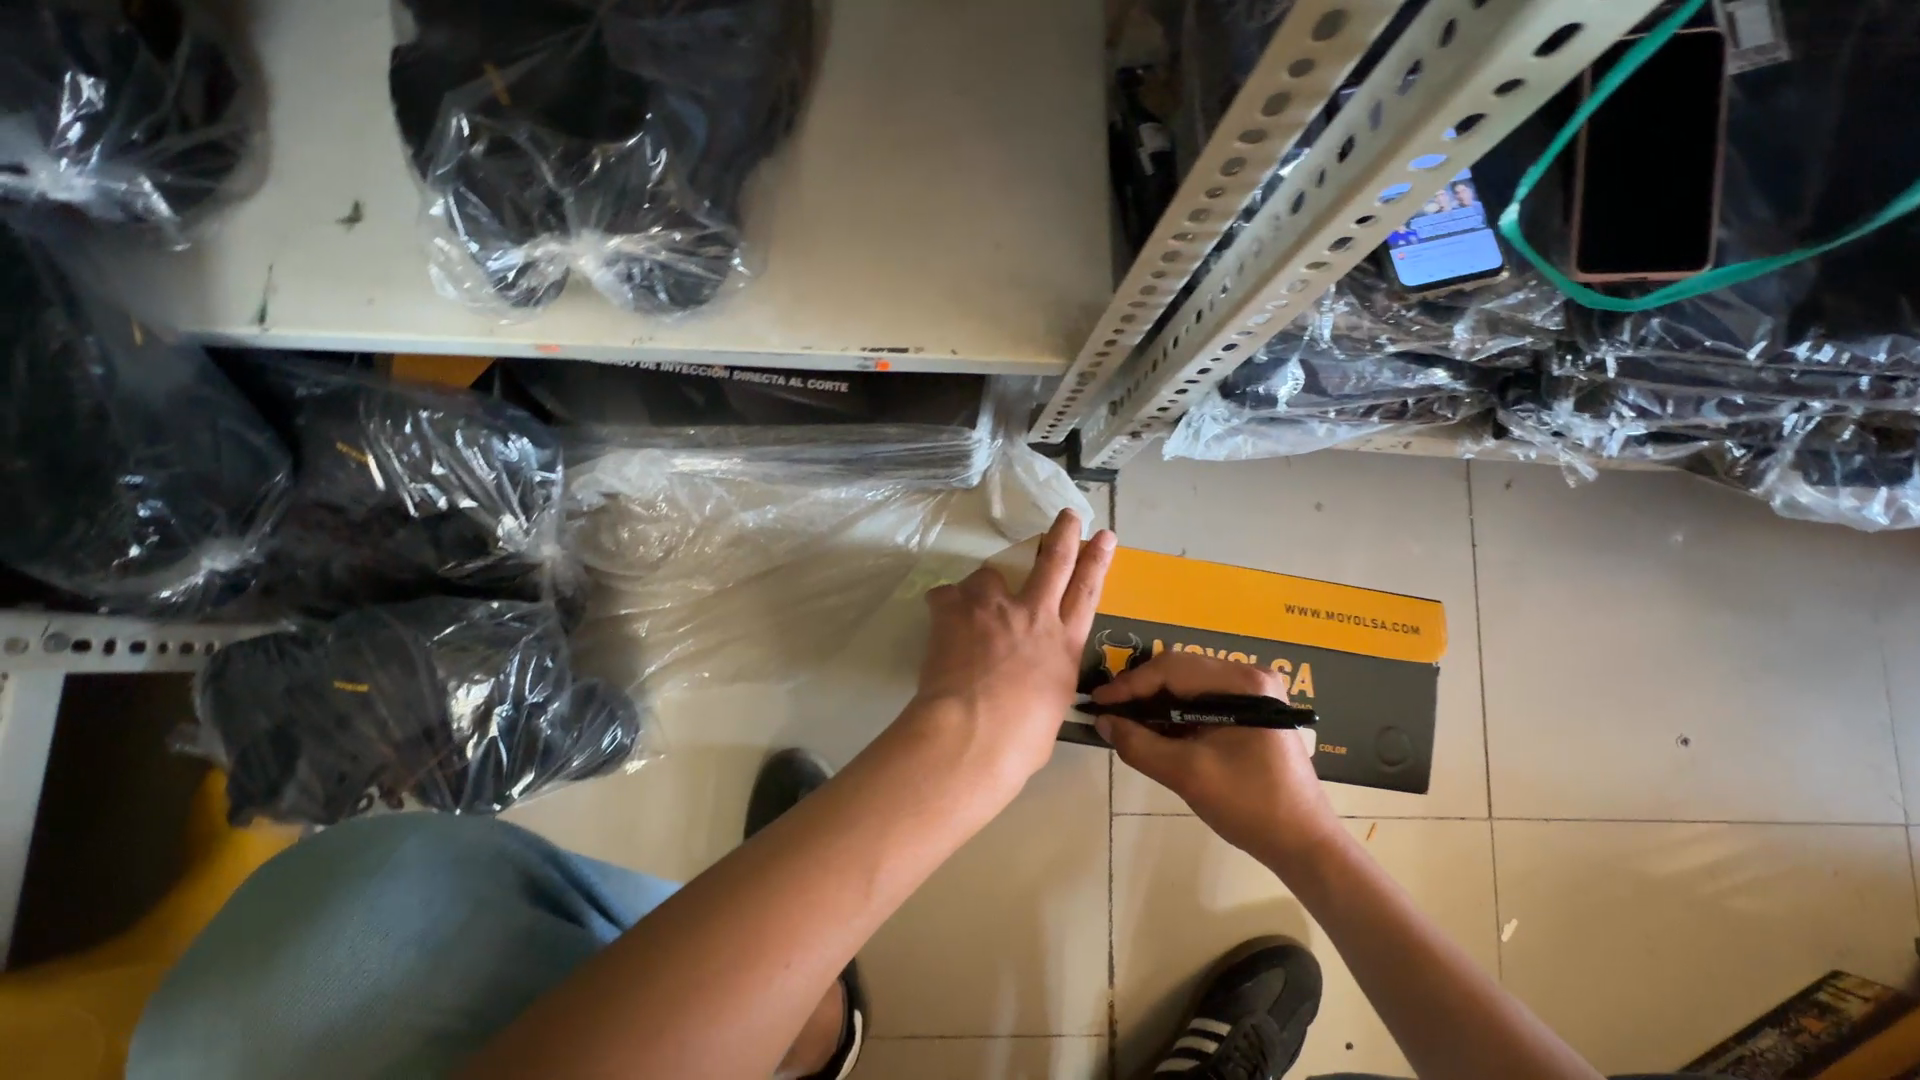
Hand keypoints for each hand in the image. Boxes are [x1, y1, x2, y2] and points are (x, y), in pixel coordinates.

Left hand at [913, 509, 1115, 787]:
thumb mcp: (1051, 710)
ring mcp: (996, 607)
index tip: (1105, 537)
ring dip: (985, 584)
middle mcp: (1036, 616)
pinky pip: (948, 594)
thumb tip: (1034, 686)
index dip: (1097, 562)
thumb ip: (1046, 684)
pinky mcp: (957, 609)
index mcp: (1065, 644)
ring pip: (991, 574)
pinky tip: (940, 620)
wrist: (975, 734)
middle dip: (1064, 535)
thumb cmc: (1020, 741)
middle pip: (1054, 562)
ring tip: (972, 604)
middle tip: (1068, 515)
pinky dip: (945, 605)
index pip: (1088, 593)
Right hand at [1091, 652, 1345, 872]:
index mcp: (1243, 683)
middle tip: (1109, 712)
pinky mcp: (1253, 712)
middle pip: (1181, 671)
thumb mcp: (1186, 774)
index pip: (1172, 669)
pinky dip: (1177, 713)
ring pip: (1191, 686)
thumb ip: (1139, 744)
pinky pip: (1205, 701)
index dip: (1130, 685)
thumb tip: (1103, 722)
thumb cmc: (1249, 805)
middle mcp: (1251, 677)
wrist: (1304, 843)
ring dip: (1158, 702)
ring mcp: (1255, 694)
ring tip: (1126, 721)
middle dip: (1142, 691)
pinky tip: (1156, 731)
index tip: (1097, 702)